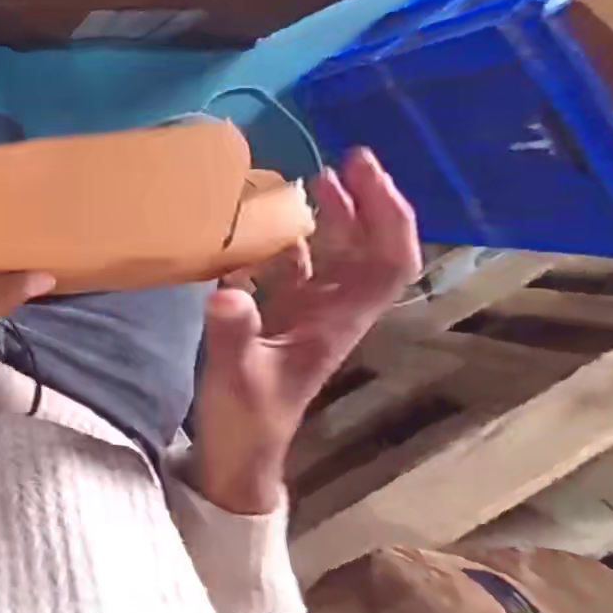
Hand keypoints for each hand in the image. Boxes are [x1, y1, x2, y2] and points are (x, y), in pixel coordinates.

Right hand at [194, 148, 420, 513]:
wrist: (241, 451)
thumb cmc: (248, 418)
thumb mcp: (236, 375)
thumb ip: (232, 332)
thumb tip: (226, 286)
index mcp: (337, 321)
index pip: (385, 258)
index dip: (383, 210)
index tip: (359, 169)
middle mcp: (331, 311)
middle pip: (365, 248)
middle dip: (360, 203)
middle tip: (336, 162)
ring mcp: (304, 315)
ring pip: (330, 257)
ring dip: (326, 220)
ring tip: (303, 183)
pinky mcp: (275, 321)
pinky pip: (289, 272)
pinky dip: (280, 245)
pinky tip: (255, 232)